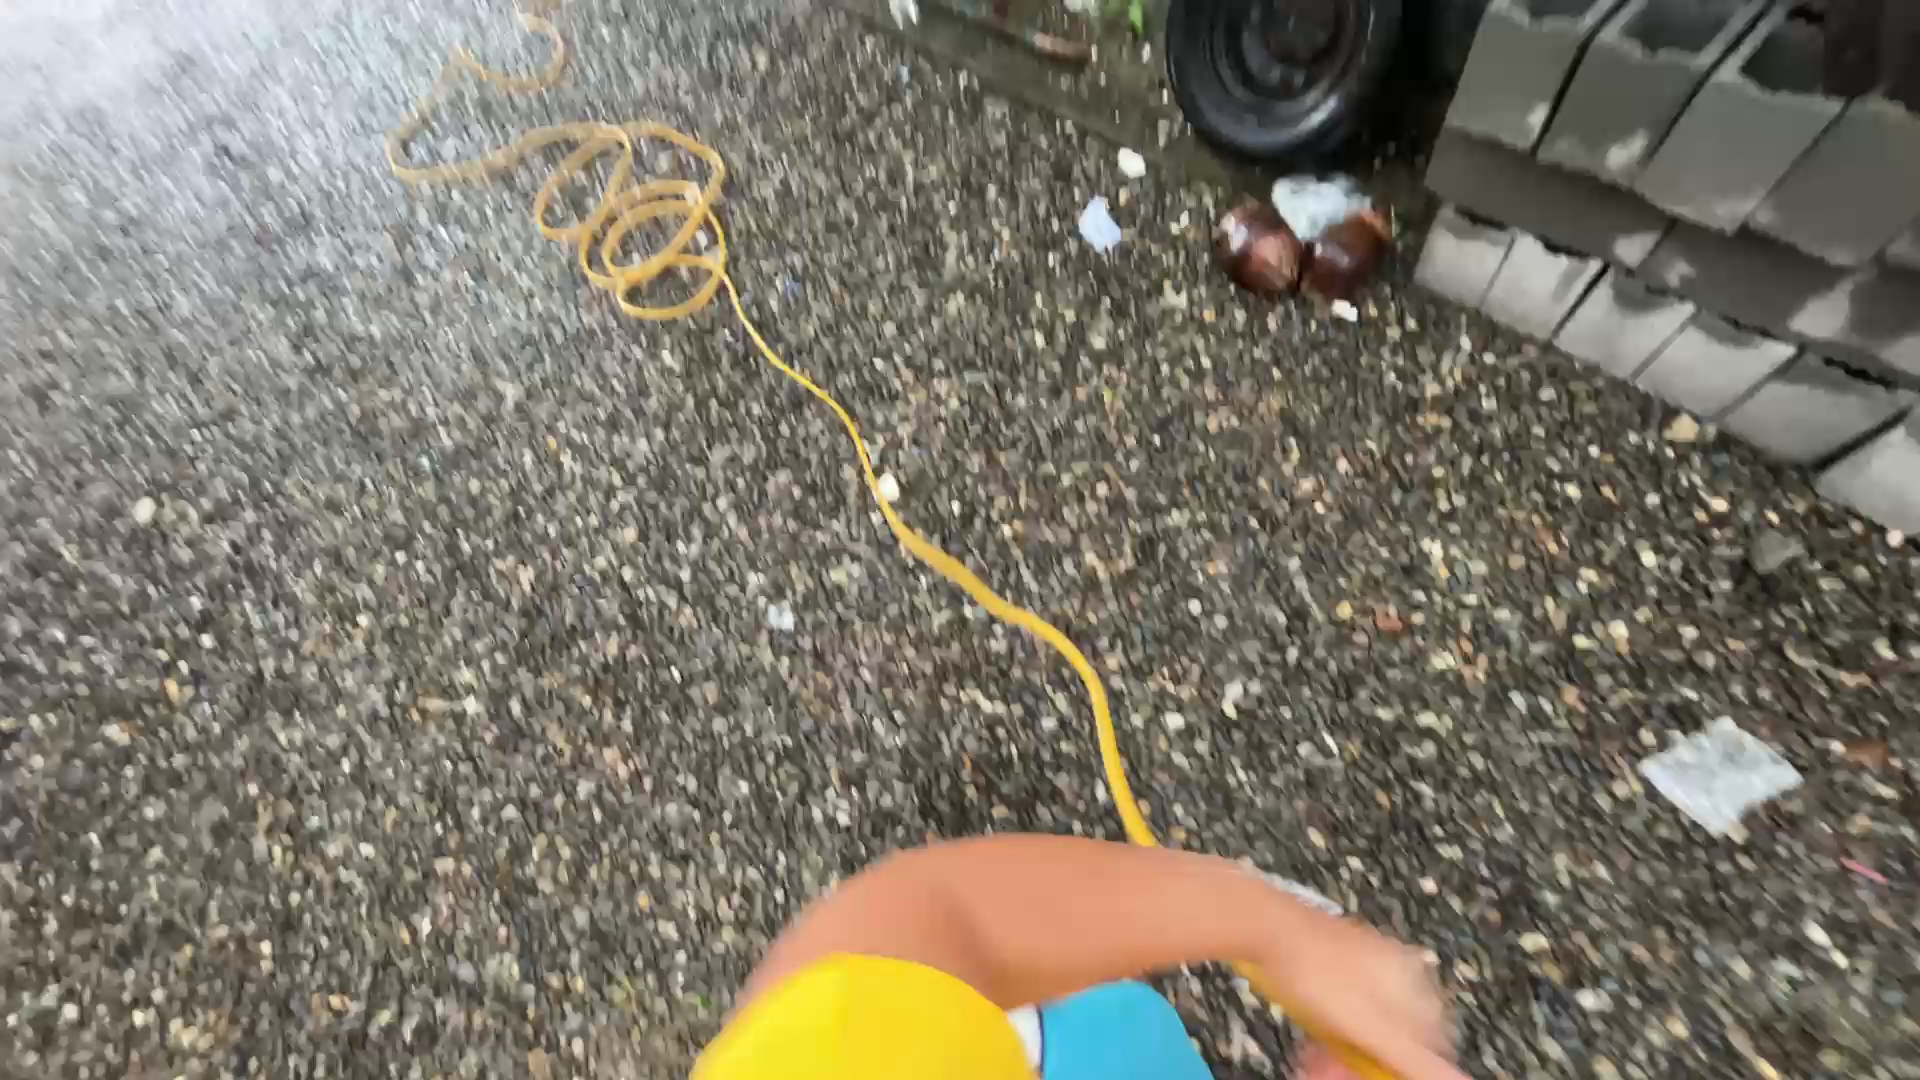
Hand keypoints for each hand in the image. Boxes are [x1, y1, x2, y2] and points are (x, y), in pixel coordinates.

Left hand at [1251, 900, 1466, 1079]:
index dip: (1402, 1070)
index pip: (1431, 1046)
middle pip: (1392, 1034)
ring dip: (1342, 1050)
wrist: (1262, 923)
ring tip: (1314, 1065)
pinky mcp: (1330, 954)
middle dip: (1364, 1061)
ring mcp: (1360, 956)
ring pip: (1362, 1021)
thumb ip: (1416, 1060)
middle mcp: (1392, 965)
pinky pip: (1339, 1003)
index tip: (1372, 1076)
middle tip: (1332, 1074)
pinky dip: (1327, 1026)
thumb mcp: (1370, 1027)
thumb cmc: (1316, 972)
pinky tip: (1309, 1043)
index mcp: (1412, 981)